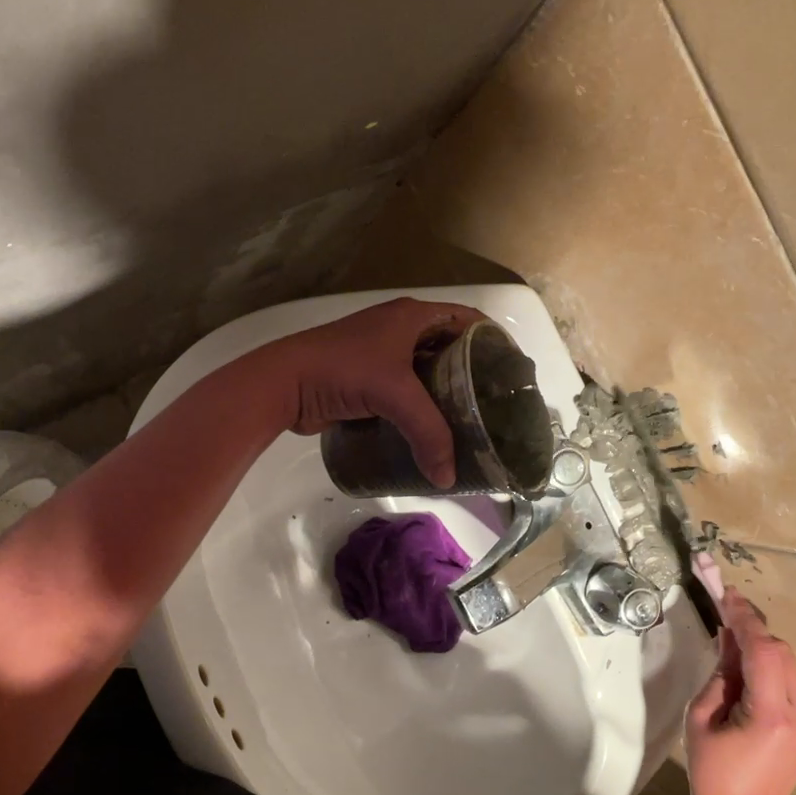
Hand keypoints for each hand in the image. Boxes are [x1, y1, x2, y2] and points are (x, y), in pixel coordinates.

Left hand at [265, 298, 485, 487]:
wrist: (283, 382)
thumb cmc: (343, 371)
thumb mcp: (394, 395)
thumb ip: (428, 434)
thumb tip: (448, 478)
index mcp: (413, 316)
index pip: (468, 321)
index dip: (492, 342)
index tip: (512, 372)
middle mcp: (400, 329)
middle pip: (449, 349)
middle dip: (471, 375)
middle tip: (494, 406)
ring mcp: (380, 354)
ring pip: (425, 373)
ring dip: (444, 395)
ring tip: (469, 424)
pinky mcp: (364, 379)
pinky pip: (403, 392)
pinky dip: (418, 409)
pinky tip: (431, 433)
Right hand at [685, 577, 795, 794]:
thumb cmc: (711, 770)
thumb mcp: (700, 717)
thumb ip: (720, 675)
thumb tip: (728, 639)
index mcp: (771, 716)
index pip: (764, 652)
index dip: (746, 619)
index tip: (727, 594)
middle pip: (782, 653)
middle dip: (754, 629)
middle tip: (725, 610)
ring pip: (789, 664)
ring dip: (762, 646)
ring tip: (732, 637)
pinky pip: (791, 682)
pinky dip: (770, 665)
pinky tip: (747, 664)